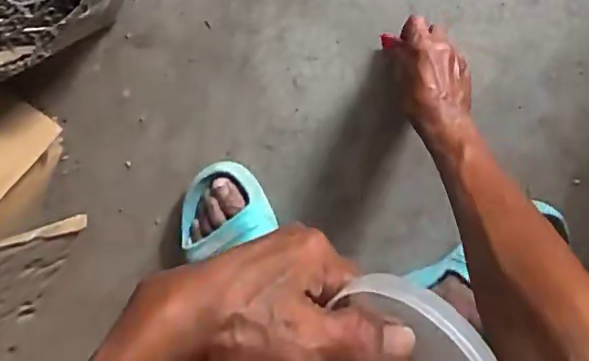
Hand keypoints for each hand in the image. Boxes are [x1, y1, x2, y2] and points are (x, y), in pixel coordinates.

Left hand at [96, 225, 413, 359]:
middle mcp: (295, 239)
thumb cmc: (249, 326)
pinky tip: (267, 341)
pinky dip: (280, 320)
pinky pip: (278, 296)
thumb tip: (407, 334)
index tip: (352, 353)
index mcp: (317, 245)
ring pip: (303, 296)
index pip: (359, 287)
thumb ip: (360, 337)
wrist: (181, 319)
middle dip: (329, 327)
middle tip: (315, 354)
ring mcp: (267, 252)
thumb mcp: (310, 341)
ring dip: (304, 327)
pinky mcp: (244, 269)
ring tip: (288, 350)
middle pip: (331, 291)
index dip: (361, 324)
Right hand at [388, 16, 475, 154]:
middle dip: (425, 38)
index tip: (405, 45)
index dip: (409, 32)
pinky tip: (444, 78)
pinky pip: (455, 56)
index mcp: (422, 42)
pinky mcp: (466, 67)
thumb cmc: (418, 101)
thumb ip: (398, 54)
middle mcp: (441, 43)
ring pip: (445, 42)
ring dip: (438, 49)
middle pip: (433, 29)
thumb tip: (393, 42)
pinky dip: (448, 62)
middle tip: (418, 55)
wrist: (446, 122)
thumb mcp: (400, 77)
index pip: (415, 21)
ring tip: (432, 69)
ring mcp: (456, 54)